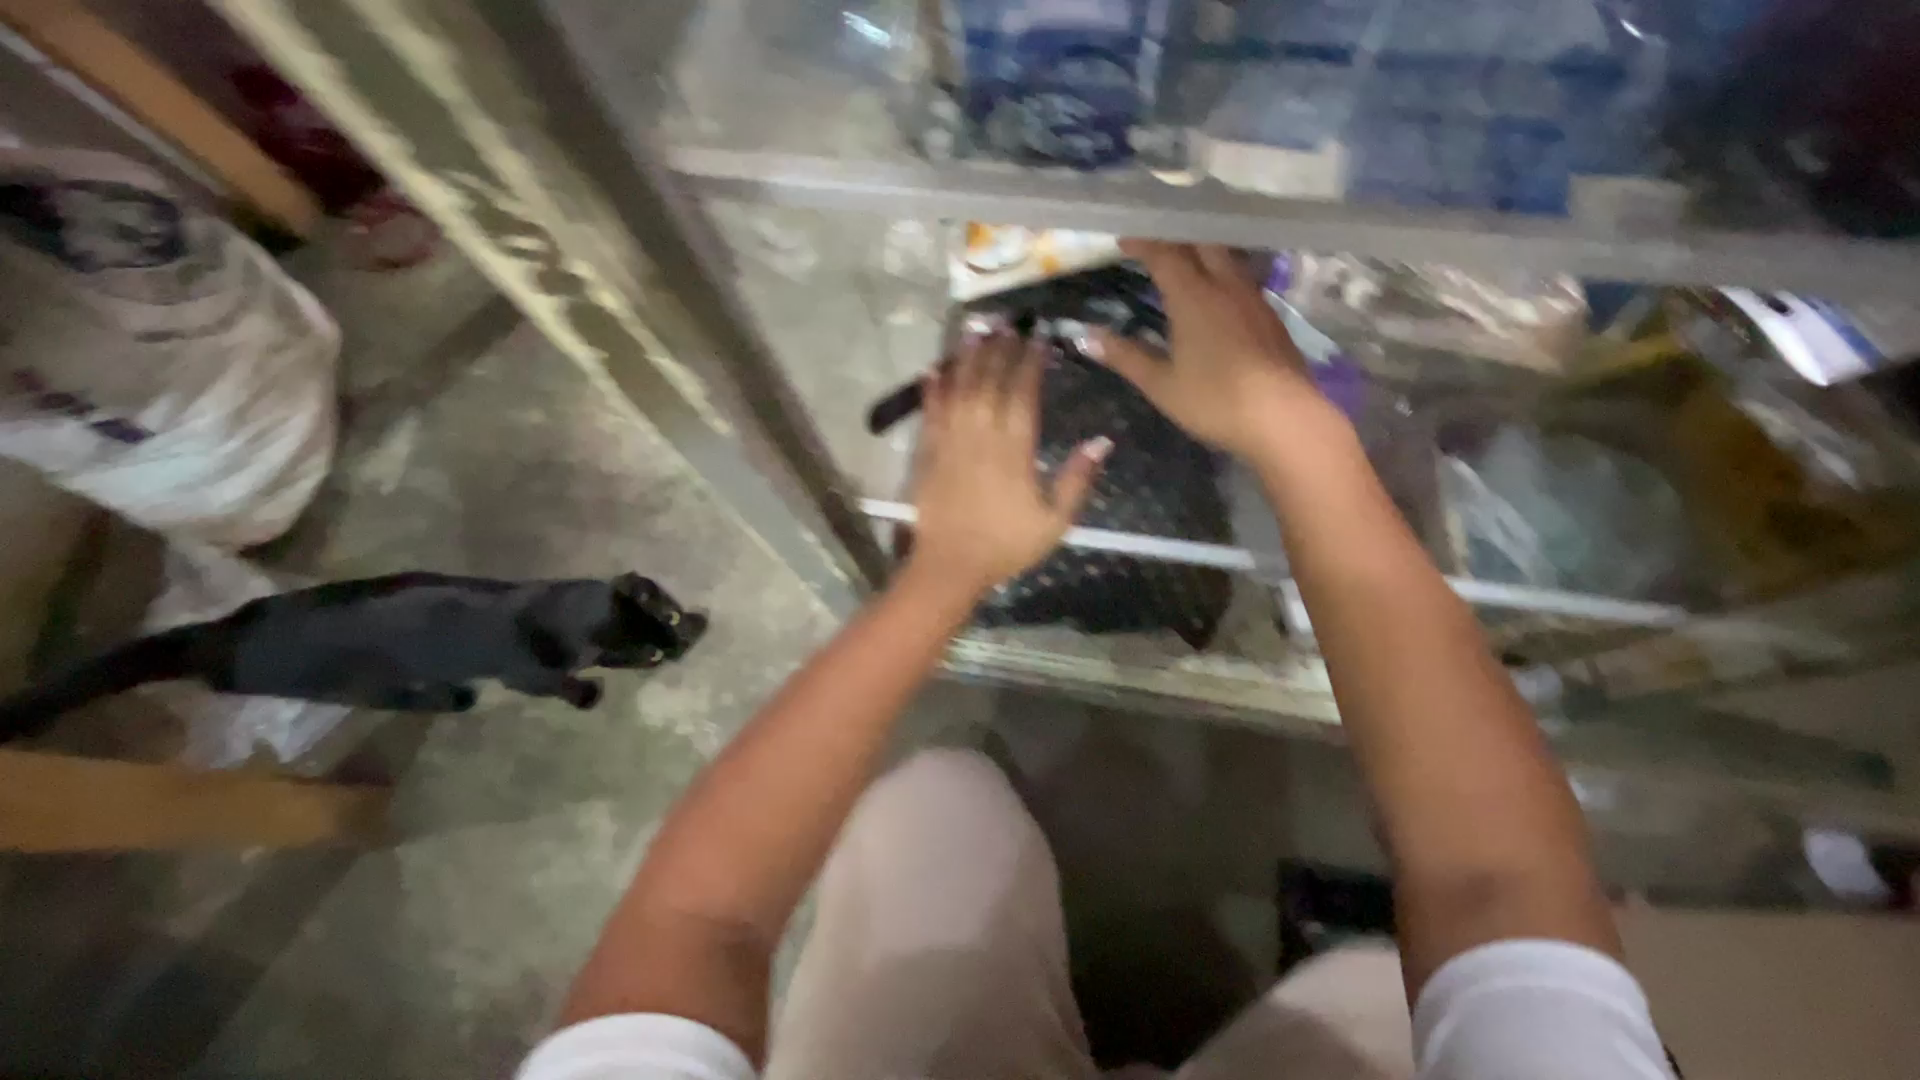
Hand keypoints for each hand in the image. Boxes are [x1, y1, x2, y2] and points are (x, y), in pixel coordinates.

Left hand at [908, 326, 1110, 594]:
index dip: (1031, 361)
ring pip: (960, 388)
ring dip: (968, 357)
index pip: (1024, 393)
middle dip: (1001, 349)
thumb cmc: (1006, 546)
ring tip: (977, 329)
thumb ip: (1077, 480)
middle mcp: (981, 436)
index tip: (1039, 336)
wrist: (950, 566)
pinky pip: (930, 412)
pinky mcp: (927, 453)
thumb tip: (1102, 441)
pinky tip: (935, 368)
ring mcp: (951, 441)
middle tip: (1008, 322)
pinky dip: (933, 388)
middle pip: (990, 381)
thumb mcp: (1055, 522)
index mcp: (1015, 449)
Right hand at [1079, 240, 1329, 458]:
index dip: (1143, 242)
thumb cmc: (1214, 401)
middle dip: (1177, 236)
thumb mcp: (1161, 384)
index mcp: (1193, 297)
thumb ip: (1125, 356)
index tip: (1124, 238)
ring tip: (1186, 260)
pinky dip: (1223, 273)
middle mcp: (1226, 286)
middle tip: (1156, 242)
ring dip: (1204, 251)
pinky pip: (1242, 279)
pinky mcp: (1271, 316)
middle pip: (1202, 243)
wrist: (1283, 418)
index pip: (1164, 254)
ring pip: (1227, 258)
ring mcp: (1253, 299)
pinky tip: (1217, 294)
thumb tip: (1086, 336)